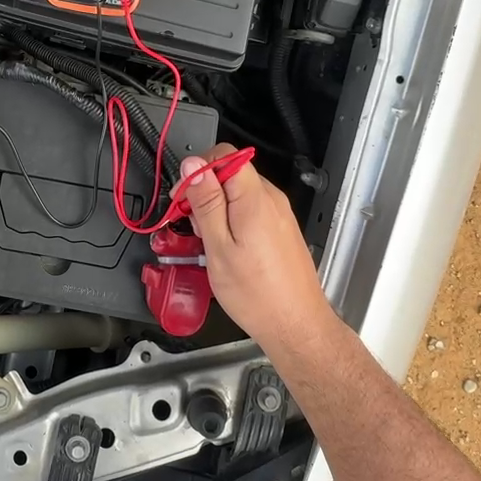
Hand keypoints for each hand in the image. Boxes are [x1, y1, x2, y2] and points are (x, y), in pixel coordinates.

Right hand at [176, 143, 332, 347]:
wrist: (296, 326)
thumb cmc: (257, 295)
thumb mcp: (218, 248)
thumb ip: (206, 203)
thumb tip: (193, 166)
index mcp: (255, 199)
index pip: (225, 155)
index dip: (199, 169)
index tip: (185, 195)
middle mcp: (272, 199)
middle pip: (231, 172)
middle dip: (206, 191)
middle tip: (195, 223)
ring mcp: (279, 213)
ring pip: (239, 191)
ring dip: (218, 207)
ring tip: (211, 240)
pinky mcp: (280, 228)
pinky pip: (250, 208)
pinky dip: (233, 219)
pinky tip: (228, 246)